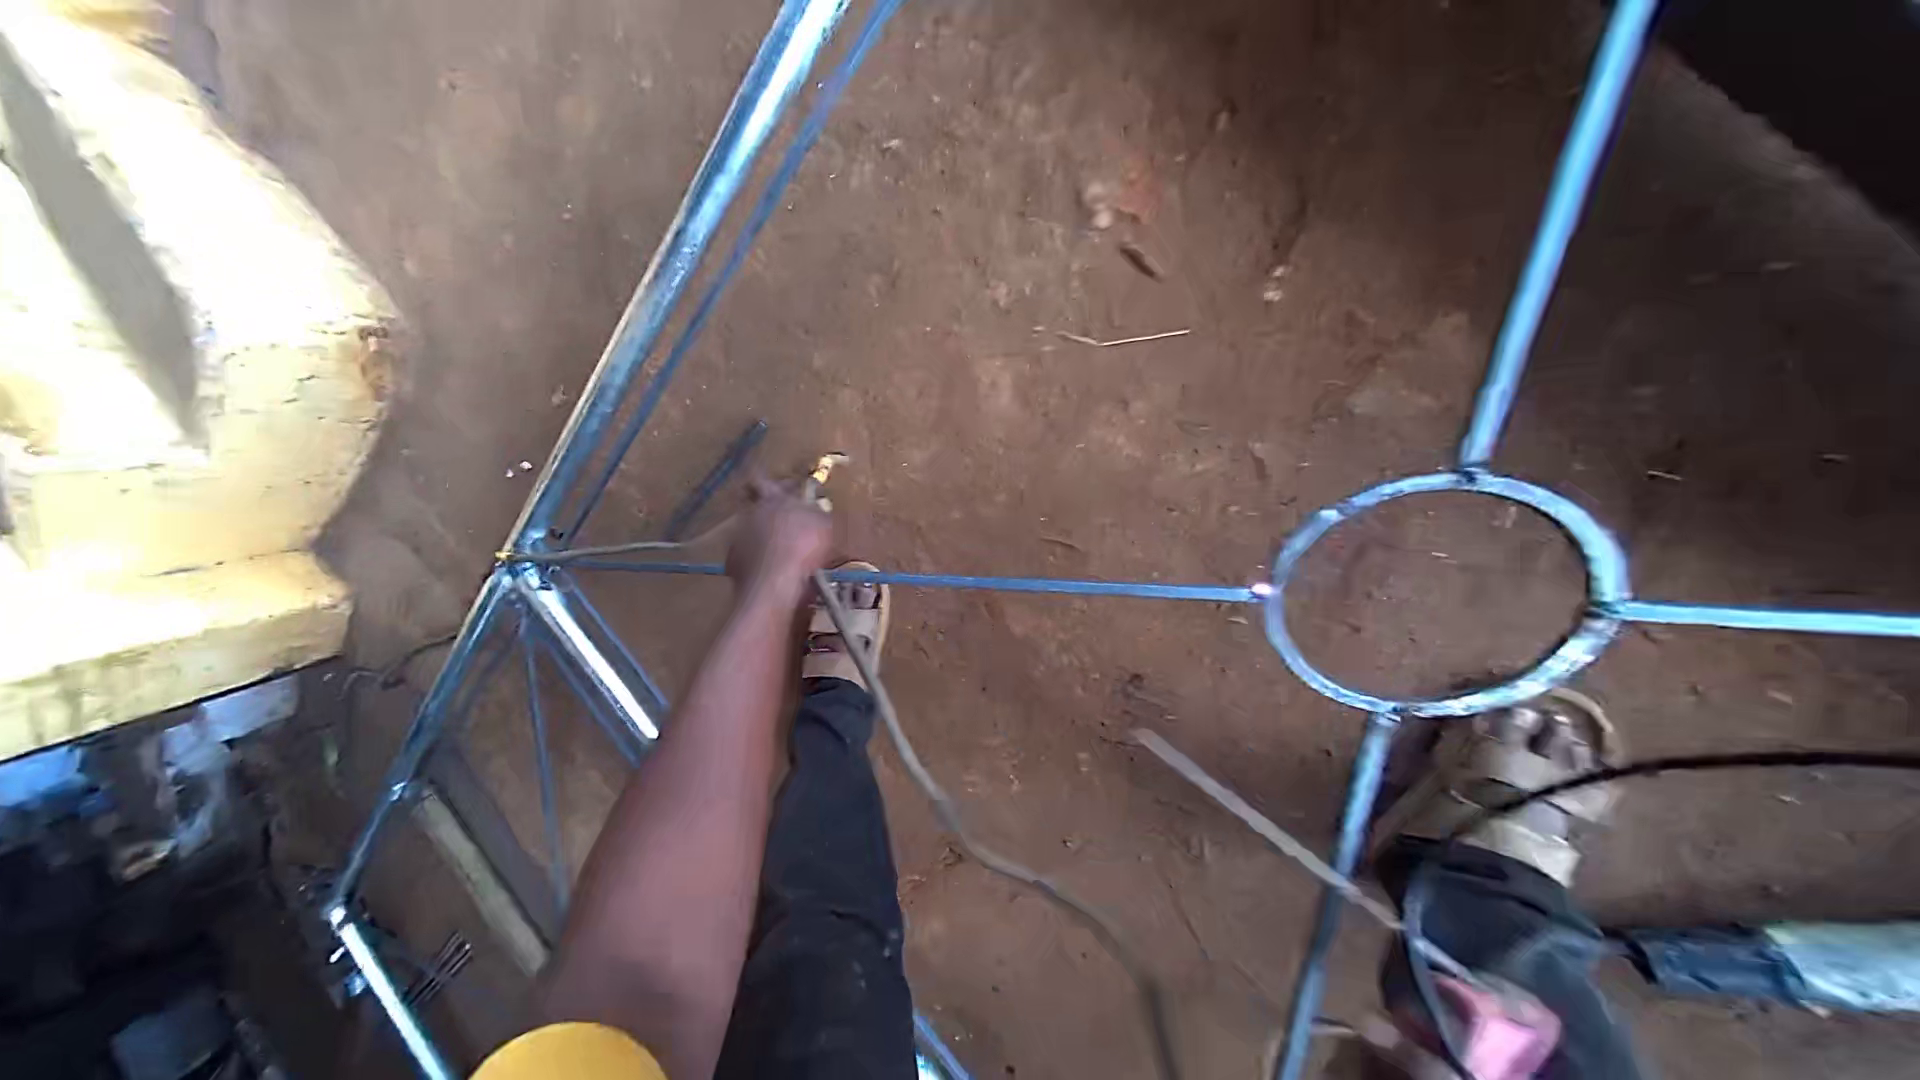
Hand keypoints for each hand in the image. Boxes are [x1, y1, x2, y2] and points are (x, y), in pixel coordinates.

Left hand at [725, 478, 833, 598]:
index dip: (774, 484)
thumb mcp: (824, 524)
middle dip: (770, 511)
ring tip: (783, 551)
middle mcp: (750, 514)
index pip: (764, 480)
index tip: (788, 488)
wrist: (776, 582)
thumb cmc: (804, 546)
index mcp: (772, 499)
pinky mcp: (733, 562)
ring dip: (765, 538)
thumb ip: (817, 512)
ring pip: (751, 532)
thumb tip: (816, 509)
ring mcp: (738, 538)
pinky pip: (747, 556)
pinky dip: (758, 560)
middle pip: (756, 506)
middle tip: (788, 520)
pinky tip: (772, 570)